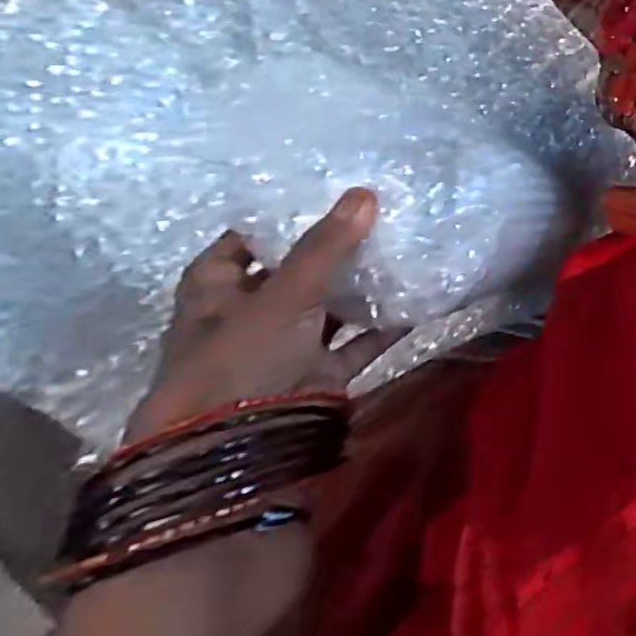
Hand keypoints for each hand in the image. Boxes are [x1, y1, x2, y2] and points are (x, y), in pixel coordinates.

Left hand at [125, 189, 406, 442]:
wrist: (238, 443)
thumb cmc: (239, 359)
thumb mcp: (284, 294)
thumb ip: (326, 246)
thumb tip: (364, 193)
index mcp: (215, 298)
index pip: (235, 251)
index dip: (270, 228)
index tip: (314, 203)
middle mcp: (249, 320)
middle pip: (291, 278)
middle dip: (330, 254)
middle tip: (375, 222)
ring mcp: (287, 349)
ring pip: (330, 309)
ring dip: (362, 289)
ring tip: (404, 254)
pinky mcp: (322, 373)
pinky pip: (362, 341)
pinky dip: (389, 325)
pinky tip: (420, 302)